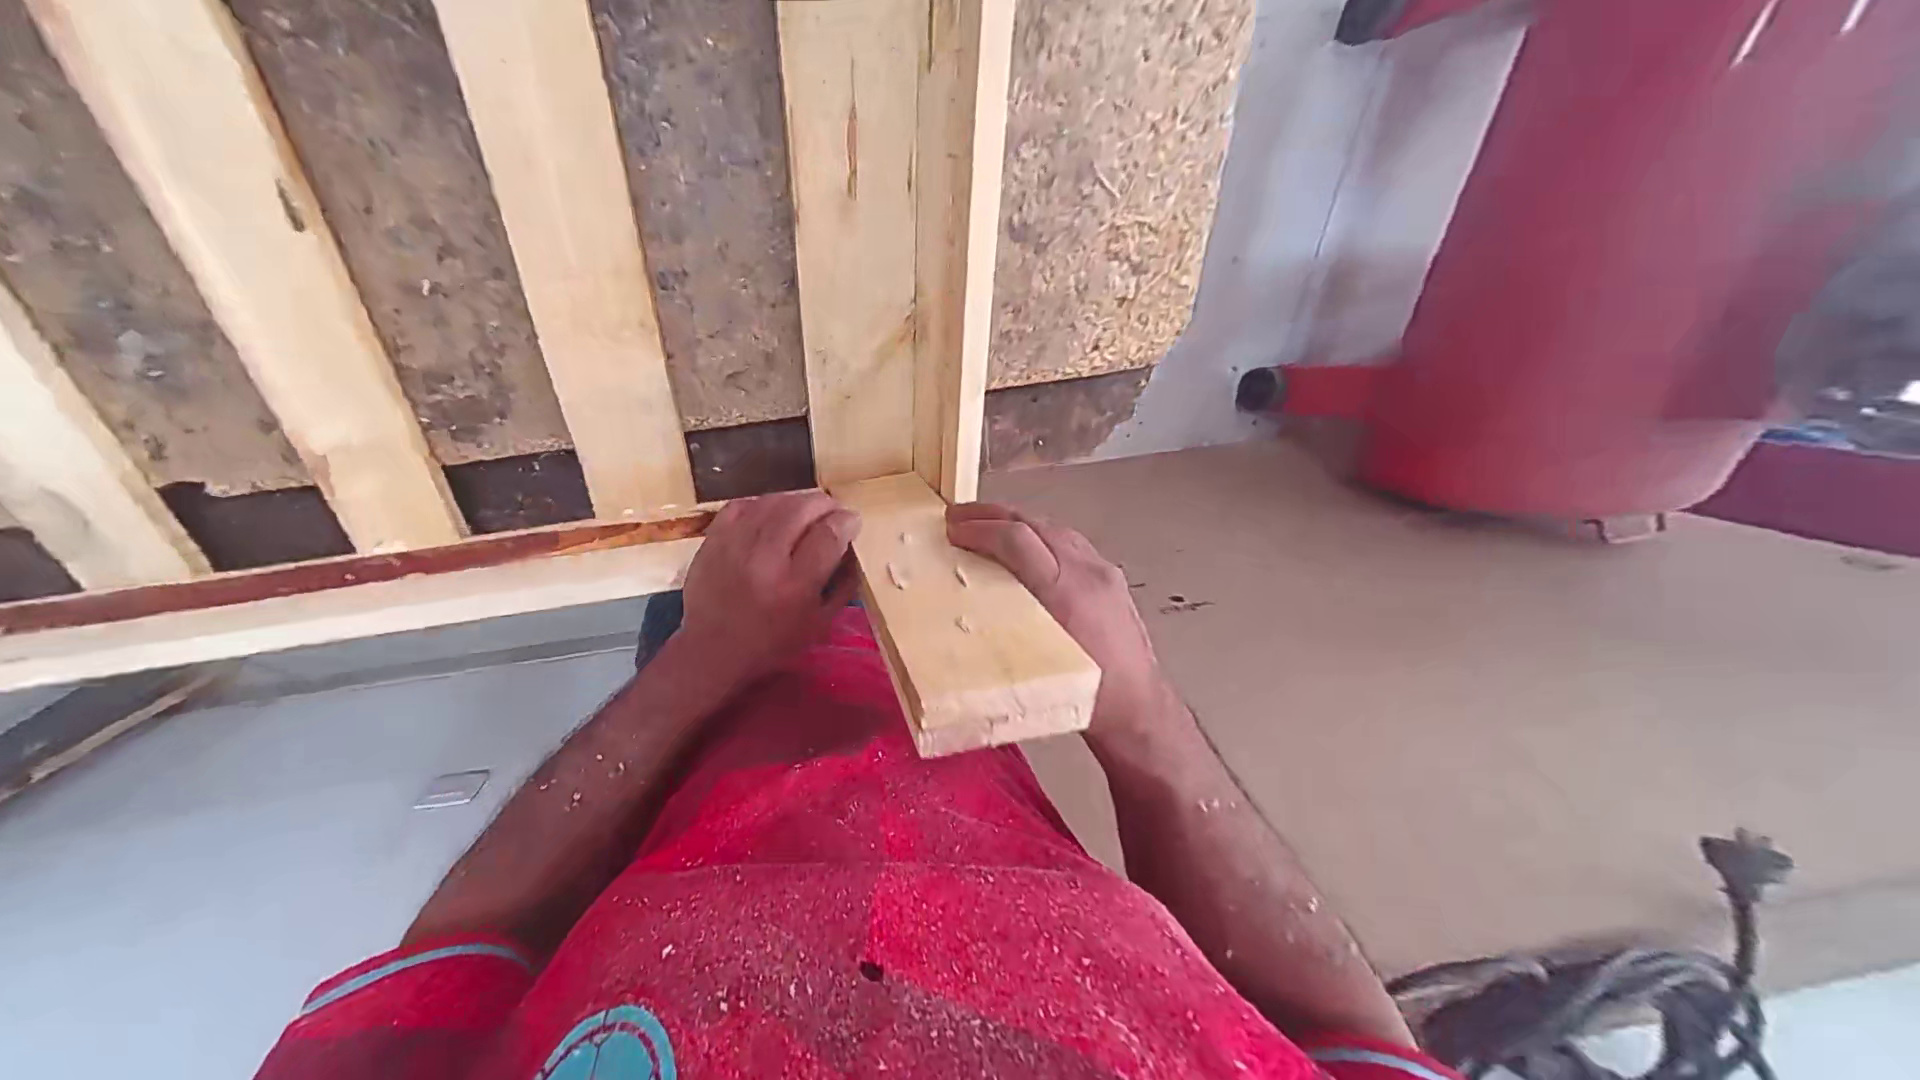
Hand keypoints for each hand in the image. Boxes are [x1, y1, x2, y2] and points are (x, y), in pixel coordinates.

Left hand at [676, 491, 861, 691]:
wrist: (711, 649)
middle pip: (803, 508)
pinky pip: (745, 504)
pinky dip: (765, 504)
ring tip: (807, 511)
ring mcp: (735, 544)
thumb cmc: (773, 643)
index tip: (852, 522)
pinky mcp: (714, 538)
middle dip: (827, 504)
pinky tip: (774, 515)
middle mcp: (765, 559)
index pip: (829, 534)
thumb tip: (855, 547)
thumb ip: (844, 584)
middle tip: (834, 512)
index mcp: (795, 585)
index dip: (847, 521)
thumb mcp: (820, 622)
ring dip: (799, 501)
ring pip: (775, 501)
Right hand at [946, 503, 1185, 748]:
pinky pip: (1070, 542)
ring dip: (1016, 521)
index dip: (981, 529)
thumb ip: (1006, 626)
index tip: (953, 529)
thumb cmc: (1087, 698)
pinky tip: (1026, 543)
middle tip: (958, 515)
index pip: (1018, 540)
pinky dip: (1040, 534)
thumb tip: (971, 605)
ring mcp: (1103, 573)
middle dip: (992, 515)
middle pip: (1035, 524)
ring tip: (986, 524)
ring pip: (1054, 528)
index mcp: (1066, 595)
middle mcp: (1087, 574)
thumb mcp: (1035, 664)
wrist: (1140, 711)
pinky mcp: (1111, 579)